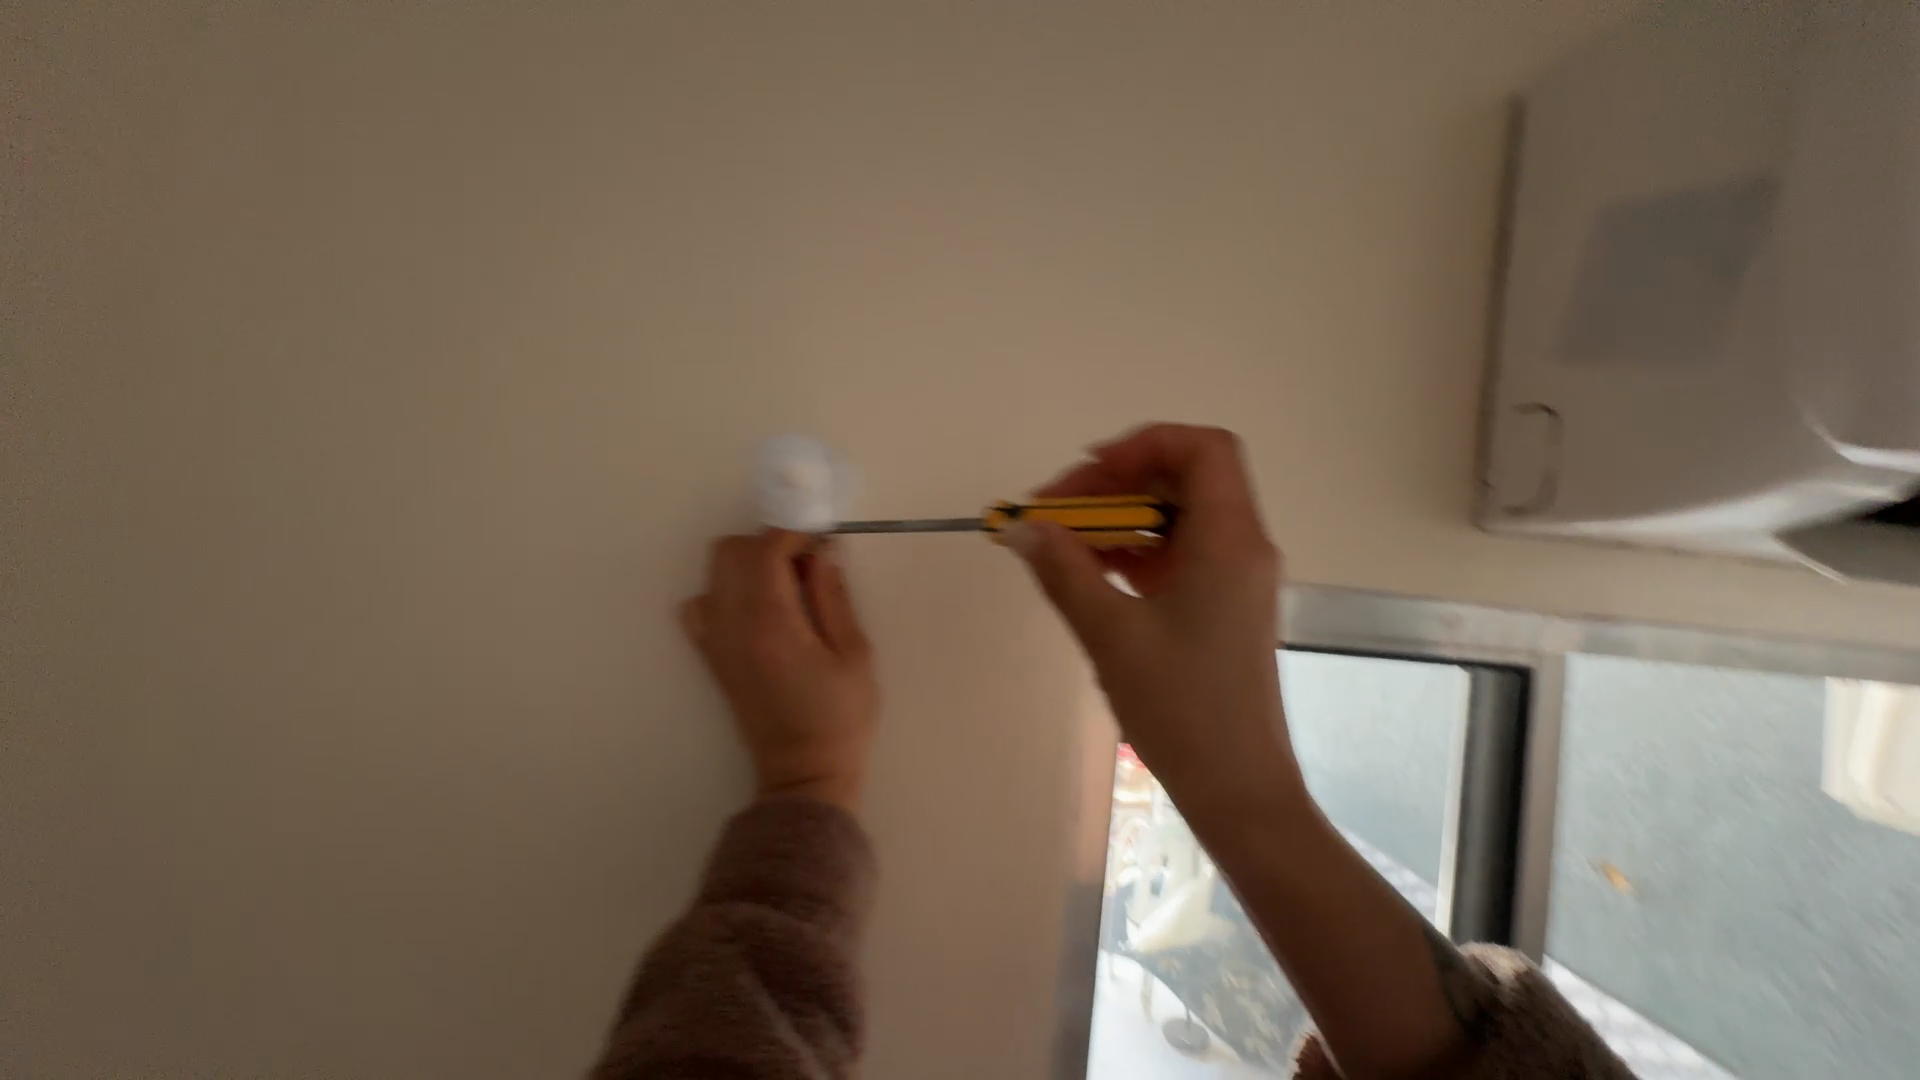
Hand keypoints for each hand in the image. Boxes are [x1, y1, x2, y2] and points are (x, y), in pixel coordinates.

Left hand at [681, 531, 876, 812]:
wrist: (804, 772)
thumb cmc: (840, 716)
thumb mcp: (855, 653)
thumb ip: (835, 597)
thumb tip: (823, 552)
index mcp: (771, 623)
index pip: (766, 549)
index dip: (795, 534)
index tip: (823, 543)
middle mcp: (732, 624)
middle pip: (731, 551)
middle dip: (770, 544)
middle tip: (807, 566)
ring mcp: (715, 639)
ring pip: (714, 571)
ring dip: (748, 564)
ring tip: (785, 588)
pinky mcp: (710, 654)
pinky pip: (701, 603)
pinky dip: (725, 591)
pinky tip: (756, 609)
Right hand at [1004, 424, 1305, 815]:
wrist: (1237, 788)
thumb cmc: (1181, 708)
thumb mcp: (1111, 634)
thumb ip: (1063, 571)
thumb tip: (1020, 528)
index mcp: (1230, 540)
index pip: (1202, 449)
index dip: (1142, 446)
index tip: (1085, 473)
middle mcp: (1241, 548)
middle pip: (1184, 480)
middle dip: (1116, 484)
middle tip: (1056, 511)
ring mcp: (1233, 579)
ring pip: (1175, 519)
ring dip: (1118, 520)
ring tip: (1061, 543)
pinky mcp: (1219, 607)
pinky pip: (1175, 556)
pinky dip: (1132, 553)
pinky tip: (1089, 572)